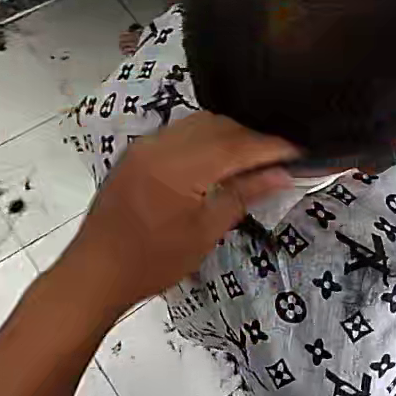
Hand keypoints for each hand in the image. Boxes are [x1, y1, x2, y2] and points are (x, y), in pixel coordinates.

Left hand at [56, 112, 297, 315]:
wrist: (95, 273)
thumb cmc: (153, 262)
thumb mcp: (206, 232)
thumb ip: (244, 195)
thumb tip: (282, 175)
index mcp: (178, 168)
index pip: (236, 145)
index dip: (271, 146)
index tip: (299, 151)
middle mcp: (159, 146)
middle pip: (220, 126)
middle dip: (254, 138)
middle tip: (281, 158)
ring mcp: (145, 146)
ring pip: (200, 123)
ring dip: (231, 135)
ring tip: (254, 158)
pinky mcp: (138, 152)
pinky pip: (182, 131)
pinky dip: (208, 137)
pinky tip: (222, 157)